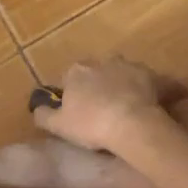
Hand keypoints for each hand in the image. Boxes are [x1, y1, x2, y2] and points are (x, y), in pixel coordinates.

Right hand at [32, 58, 176, 153]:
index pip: (68, 79)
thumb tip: (37, 108)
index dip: (72, 95)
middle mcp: (100, 61)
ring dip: (120, 86)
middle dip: (97, 87)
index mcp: (76, 71)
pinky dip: (144, 89)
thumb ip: (43, 115)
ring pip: (120, 74)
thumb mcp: (59, 126)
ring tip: (125, 109)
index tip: (77, 112)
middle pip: (95, 74)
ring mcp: (127, 65)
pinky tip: (147, 105)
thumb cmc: (91, 124)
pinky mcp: (149, 74)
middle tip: (101, 111)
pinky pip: (145, 81)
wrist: (132, 124)